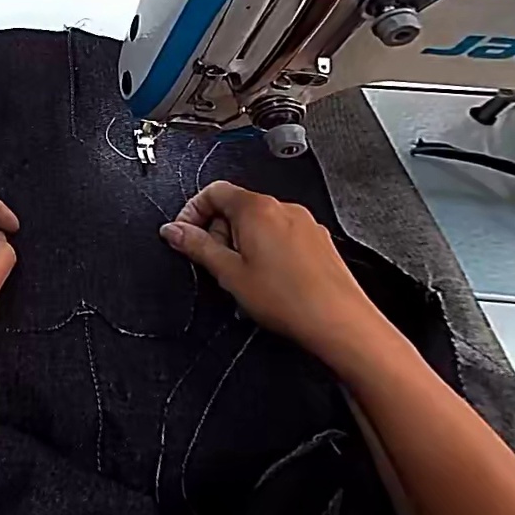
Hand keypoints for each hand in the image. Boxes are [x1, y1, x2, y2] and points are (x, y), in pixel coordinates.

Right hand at [160, 181, 381, 360]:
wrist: (341, 323)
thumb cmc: (290, 300)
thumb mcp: (229, 274)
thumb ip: (197, 246)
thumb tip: (173, 231)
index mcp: (256, 208)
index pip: (213, 191)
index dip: (193, 212)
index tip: (185, 234)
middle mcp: (281, 207)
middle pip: (236, 206)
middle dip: (219, 230)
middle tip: (216, 263)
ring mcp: (303, 222)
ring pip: (259, 221)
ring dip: (243, 242)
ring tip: (245, 277)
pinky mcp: (317, 240)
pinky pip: (281, 233)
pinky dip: (267, 248)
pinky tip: (270, 280)